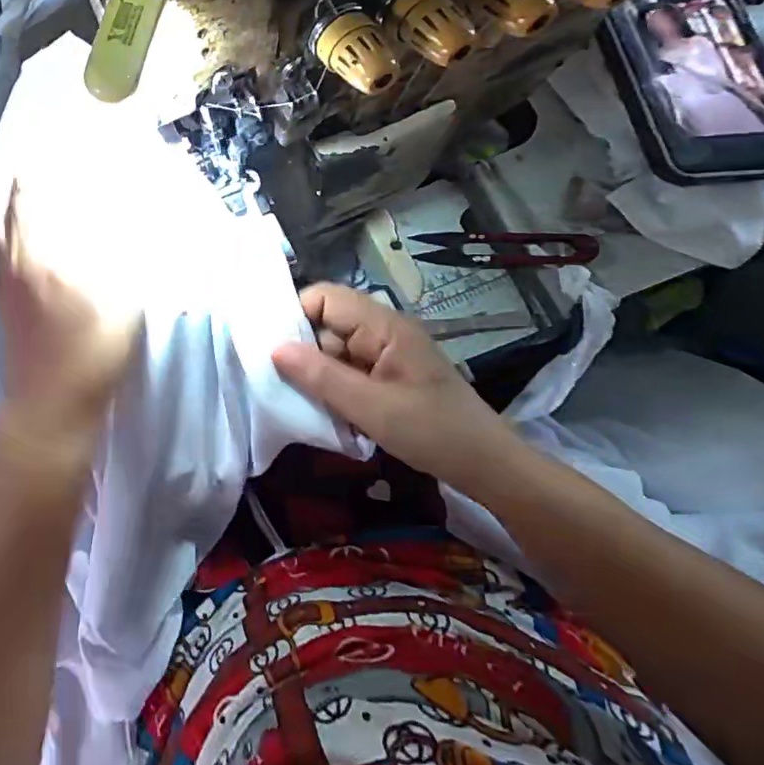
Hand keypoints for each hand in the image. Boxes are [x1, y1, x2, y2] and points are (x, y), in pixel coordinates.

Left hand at [0, 182, 140, 468]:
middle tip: (43, 160)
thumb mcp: (119, 297)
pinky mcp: (2, 297)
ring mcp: (4, 279)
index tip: (62, 150)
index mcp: (45, 255)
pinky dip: (3, 225)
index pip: (37, 198)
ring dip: (11, 199)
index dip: (48, 170)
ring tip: (25, 182)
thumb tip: (110, 214)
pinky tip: (11, 226)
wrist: (51, 404)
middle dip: (27, 179)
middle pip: (12, 207)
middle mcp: (17, 259)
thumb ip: (115, 251)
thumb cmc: (93, 351)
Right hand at [272, 283, 517, 487]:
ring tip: (312, 405)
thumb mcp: (372, 408)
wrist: (489, 467)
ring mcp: (386, 352)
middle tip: (288, 386)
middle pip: (325, 323)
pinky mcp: (388, 374)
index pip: (324, 297)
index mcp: (384, 326)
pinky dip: (335, 387)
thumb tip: (274, 349)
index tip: (273, 351)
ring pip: (334, 349)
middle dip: (304, 352)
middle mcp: (383, 330)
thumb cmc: (435, 433)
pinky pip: (348, 369)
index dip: (295, 317)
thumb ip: (321, 377)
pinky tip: (333, 411)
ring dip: (319, 375)